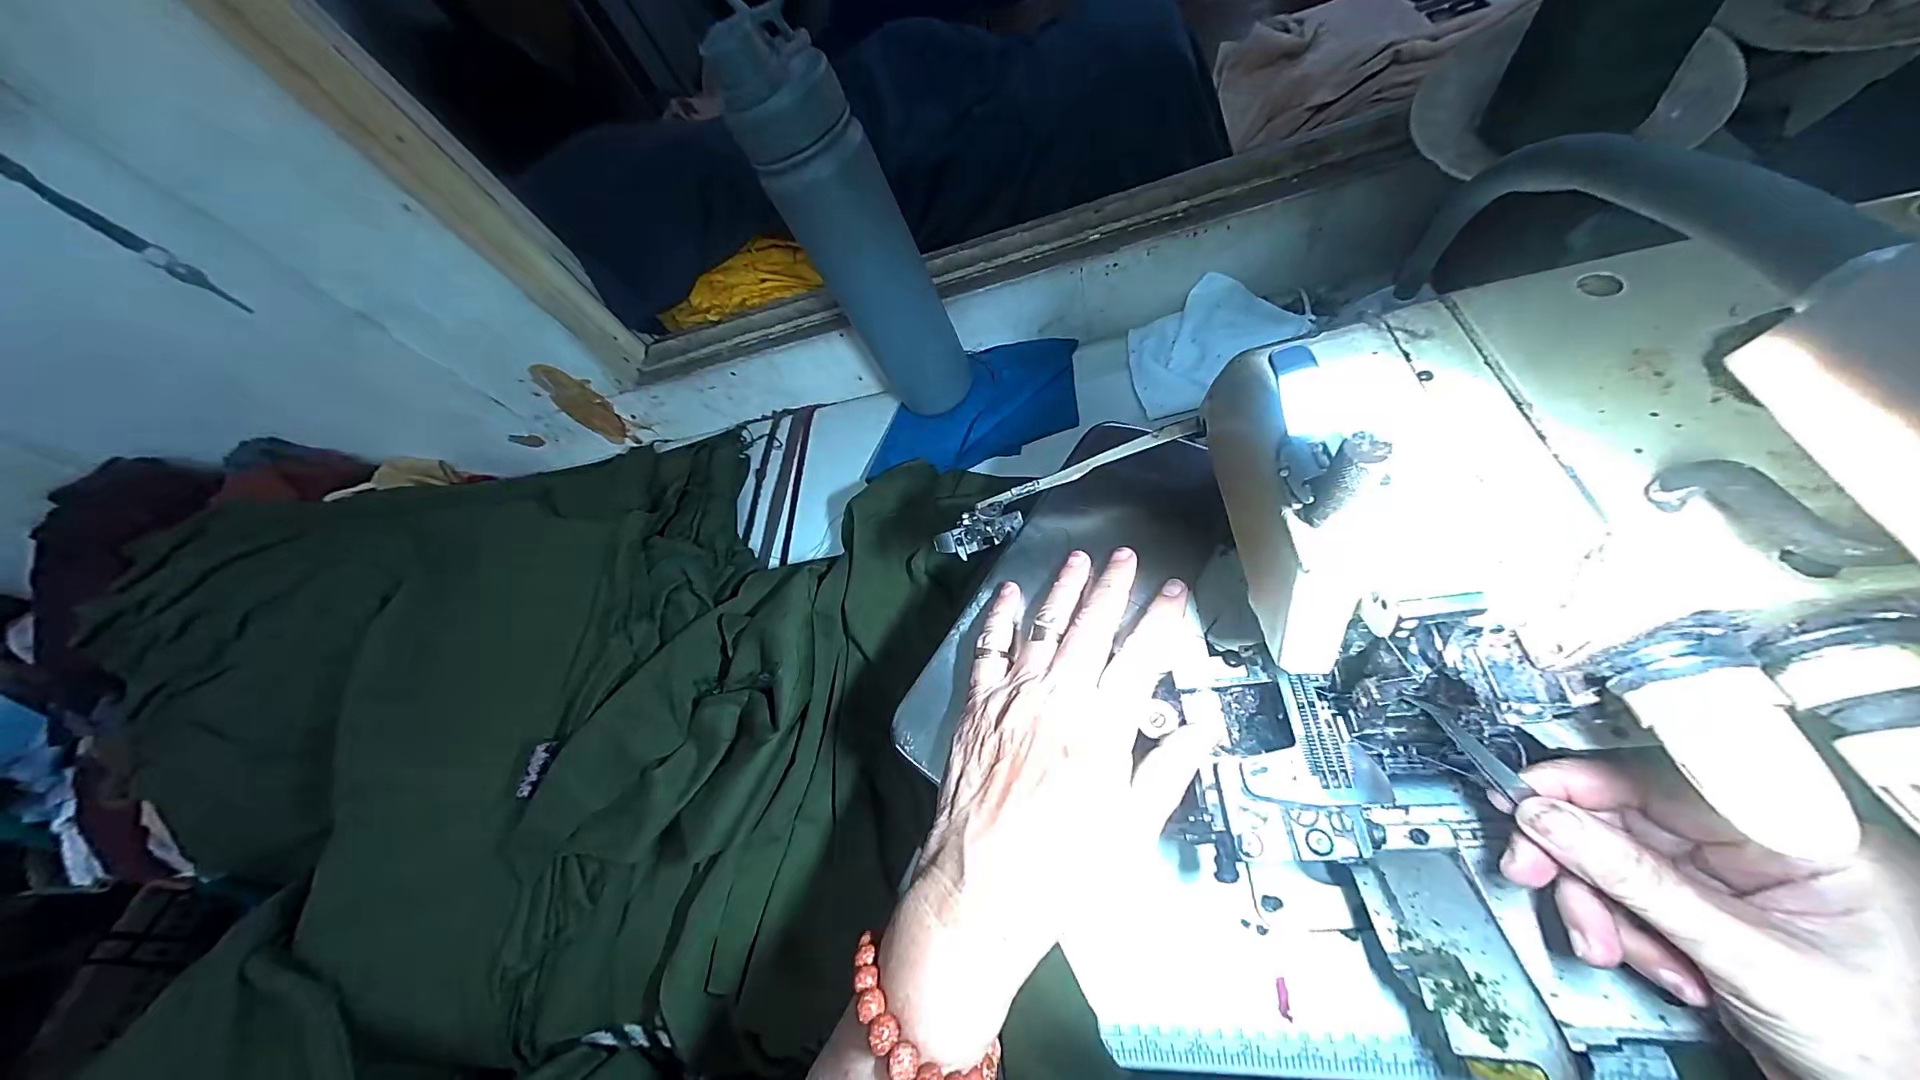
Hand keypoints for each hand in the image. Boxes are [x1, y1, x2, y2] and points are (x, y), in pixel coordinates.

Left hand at [808, 549, 1212, 1077]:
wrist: (981, 886)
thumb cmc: (1062, 867)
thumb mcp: (1131, 827)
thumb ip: (1167, 769)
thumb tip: (1204, 727)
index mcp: (1100, 728)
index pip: (1140, 657)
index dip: (1160, 619)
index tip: (1173, 590)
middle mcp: (1056, 700)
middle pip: (1090, 629)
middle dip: (1111, 588)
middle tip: (1126, 557)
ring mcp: (1012, 697)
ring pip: (1041, 627)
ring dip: (1062, 590)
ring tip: (1078, 559)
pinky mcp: (977, 705)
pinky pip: (987, 649)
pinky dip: (997, 618)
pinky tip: (1007, 594)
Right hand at [1499, 755, 1919, 1079]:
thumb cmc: (1891, 1051)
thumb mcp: (1747, 957)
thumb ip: (1637, 882)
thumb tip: (1546, 819)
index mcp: (1795, 837)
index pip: (1658, 777)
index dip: (1578, 782)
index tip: (1522, 796)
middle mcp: (1751, 845)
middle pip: (1618, 818)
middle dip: (1571, 857)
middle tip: (1531, 871)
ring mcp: (1721, 877)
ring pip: (1606, 857)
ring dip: (1592, 904)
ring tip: (1609, 946)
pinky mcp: (1694, 904)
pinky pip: (1618, 891)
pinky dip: (1615, 926)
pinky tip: (1658, 965)